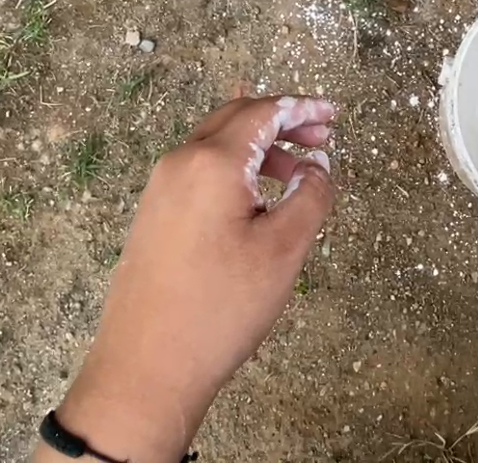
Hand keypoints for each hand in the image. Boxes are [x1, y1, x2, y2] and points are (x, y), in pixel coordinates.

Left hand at [47, 94, 335, 461]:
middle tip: (320, 138)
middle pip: (238, 117)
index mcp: (213, 161)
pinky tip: (257, 199)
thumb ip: (311, 194)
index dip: (303, 108)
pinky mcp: (154, 211)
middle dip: (282, 120)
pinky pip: (201, 168)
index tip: (333, 115)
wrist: (144, 370)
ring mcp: (161, 186)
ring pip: (218, 143)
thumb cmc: (221, 306)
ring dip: (260, 145)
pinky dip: (236, 166)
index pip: (264, 112)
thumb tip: (318, 164)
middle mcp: (181, 160)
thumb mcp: (283, 249)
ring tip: (296, 172)